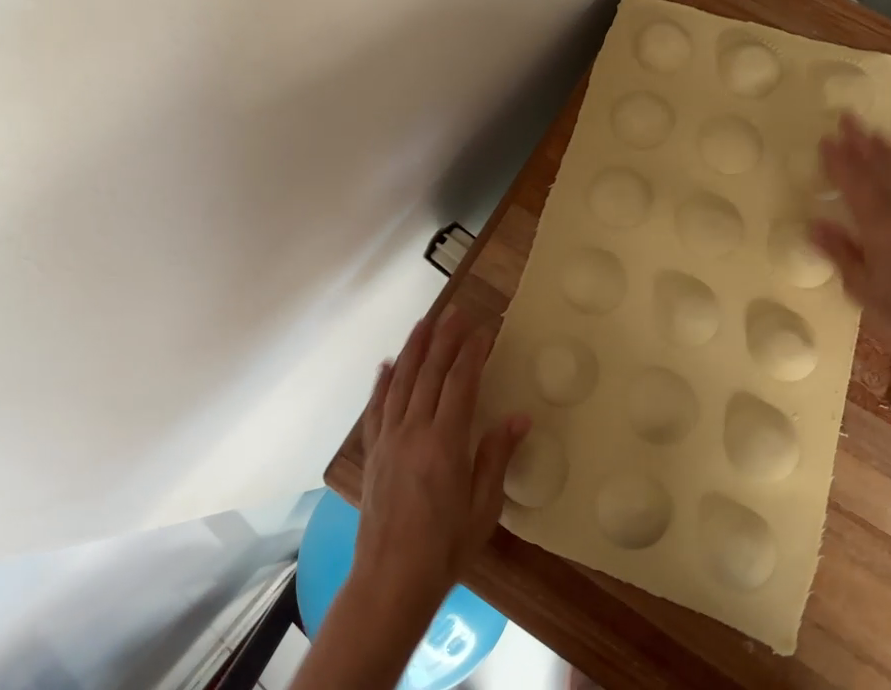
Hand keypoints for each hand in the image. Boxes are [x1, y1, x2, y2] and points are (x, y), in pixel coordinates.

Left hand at [355, 307, 528, 603]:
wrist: (390, 579)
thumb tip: (518, 418)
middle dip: (444, 338)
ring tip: (425, 321)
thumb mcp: (483, 508)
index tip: (486, 329)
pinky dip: (382, 382)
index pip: (461, 382)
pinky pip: (376, 408)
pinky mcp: (372, 453)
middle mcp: (412, 431)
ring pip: (400, 382)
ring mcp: (387, 440)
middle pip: (429, 372)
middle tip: (457, 311)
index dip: (473, 351)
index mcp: (445, 442)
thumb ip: (496, 457)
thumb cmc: (445, 548)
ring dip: (414, 348)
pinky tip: (387, 364)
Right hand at [807, 115, 890, 387]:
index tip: (826, 138)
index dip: (839, 162)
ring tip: (871, 133)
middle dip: (863, 144)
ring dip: (883, 153)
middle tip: (848, 116)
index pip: (856, 185)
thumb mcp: (863, 289)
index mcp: (880, 227)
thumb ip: (840, 253)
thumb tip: (815, 224)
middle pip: (880, 171)